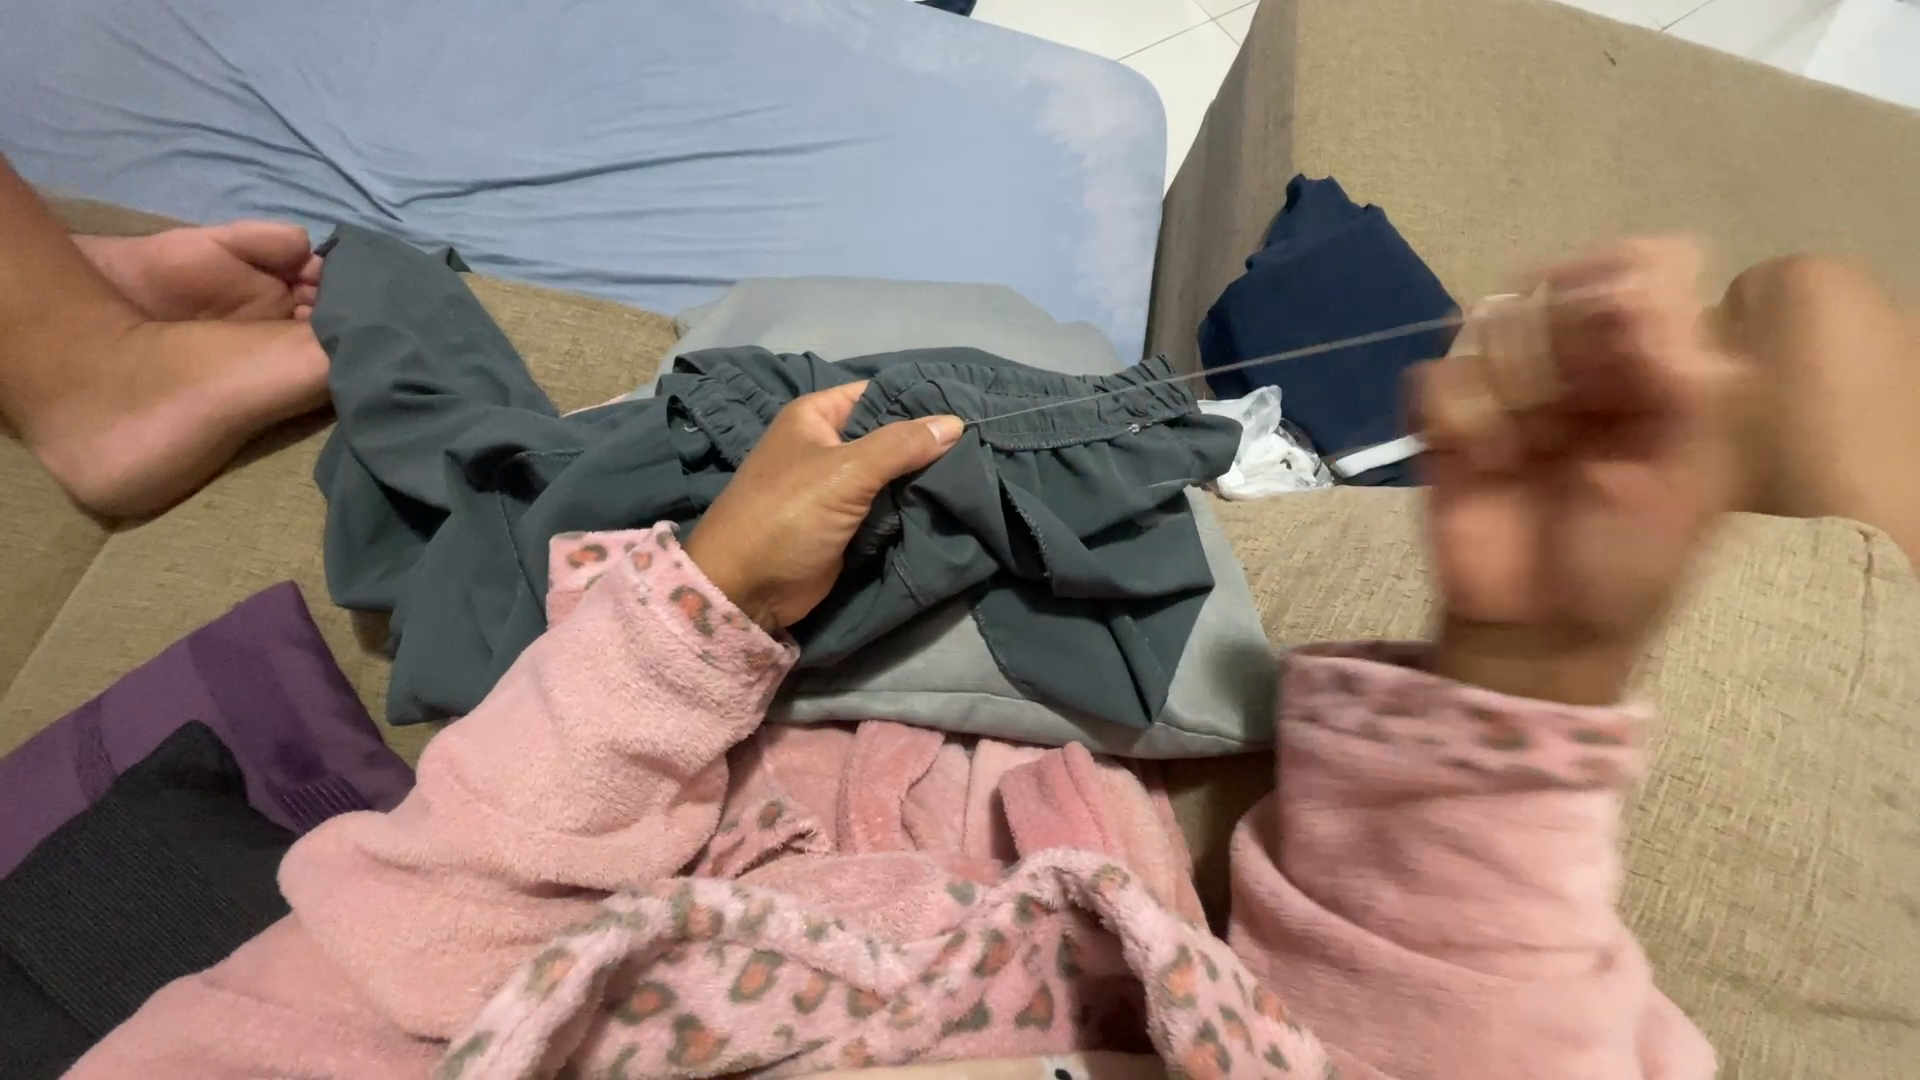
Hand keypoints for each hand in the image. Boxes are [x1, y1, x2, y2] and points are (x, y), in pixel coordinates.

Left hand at [683, 382, 962, 632]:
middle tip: (981, 445)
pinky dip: (912, 507)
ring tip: (975, 471)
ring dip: (923, 478)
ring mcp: (837, 487)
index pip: (878, 394)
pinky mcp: (846, 523)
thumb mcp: (846, 472)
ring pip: (892, 474)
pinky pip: (886, 506)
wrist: (747, 589)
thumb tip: (955, 423)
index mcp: (817, 417)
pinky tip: (949, 501)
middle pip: (888, 435)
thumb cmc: (788, 515)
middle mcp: (827, 445)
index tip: (967, 408)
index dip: (919, 401)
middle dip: (928, 443)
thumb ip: (901, 445)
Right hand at [1410, 237, 1745, 703]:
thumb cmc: (1628, 559)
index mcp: (1655, 366)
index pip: (1640, 268)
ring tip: (1519, 448)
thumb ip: (1684, 379)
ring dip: (1504, 388)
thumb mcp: (1693, 472)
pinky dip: (1451, 416)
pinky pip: (1431, 381)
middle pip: (1551, 287)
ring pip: (1483, 326)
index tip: (1611, 338)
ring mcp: (1503, 393)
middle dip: (1557, 346)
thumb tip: (1626, 294)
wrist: (1538, 624)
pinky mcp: (1440, 425)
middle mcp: (1576, 366)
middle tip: (1566, 411)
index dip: (1619, 282)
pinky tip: (1476, 456)